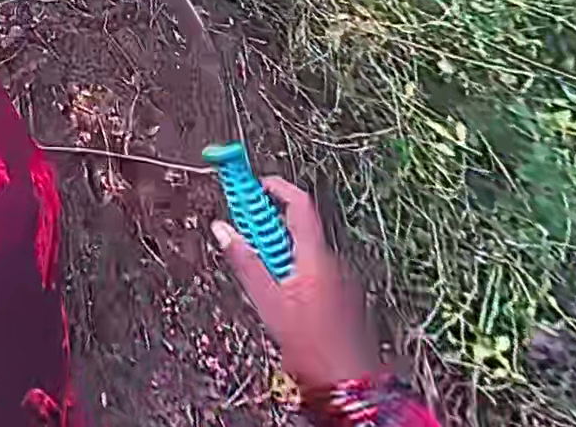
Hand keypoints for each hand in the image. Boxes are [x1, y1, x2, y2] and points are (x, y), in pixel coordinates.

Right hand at [212, 177, 380, 391]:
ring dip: (273, 249)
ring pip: (298, 247)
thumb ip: (245, 261)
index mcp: (315, 257)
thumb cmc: (314, 350)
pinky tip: (278, 294)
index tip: (246, 183)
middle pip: (292, 225)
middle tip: (239, 232)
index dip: (271, 186)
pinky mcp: (338, 295)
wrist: (354, 392)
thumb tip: (221, 229)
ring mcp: (337, 279)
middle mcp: (330, 262)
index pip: (297, 202)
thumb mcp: (268, 302)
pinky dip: (287, 266)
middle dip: (262, 224)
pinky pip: (307, 266)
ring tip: (258, 276)